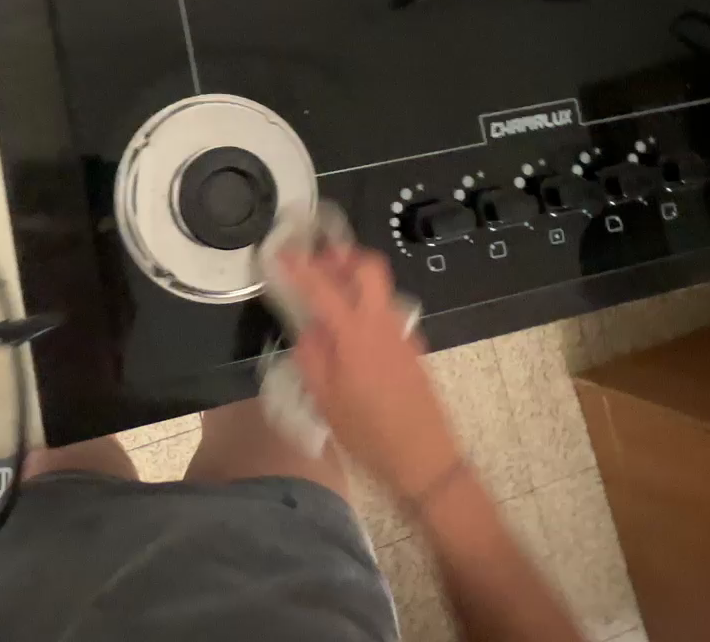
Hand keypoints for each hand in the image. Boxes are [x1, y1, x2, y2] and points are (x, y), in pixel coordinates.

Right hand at [281, 244, 463, 504]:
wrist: (425, 458)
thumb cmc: (368, 432)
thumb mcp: (324, 398)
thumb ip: (311, 355)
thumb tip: (309, 329)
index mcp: (355, 333)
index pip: (323, 286)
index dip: (300, 265)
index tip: (284, 252)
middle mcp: (382, 322)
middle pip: (369, 266)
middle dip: (343, 256)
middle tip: (319, 261)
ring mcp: (402, 332)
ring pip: (379, 287)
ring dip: (355, 279)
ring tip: (330, 294)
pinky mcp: (412, 346)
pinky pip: (386, 311)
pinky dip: (366, 305)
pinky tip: (352, 332)